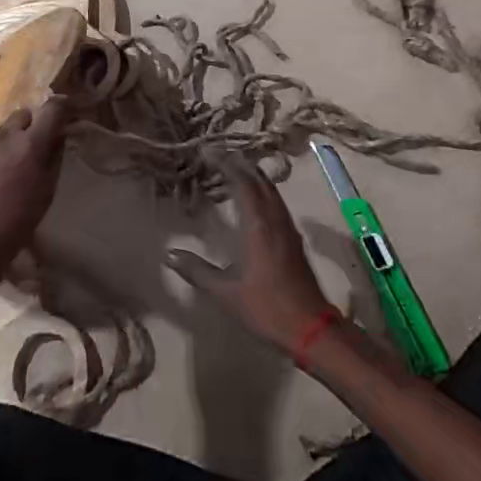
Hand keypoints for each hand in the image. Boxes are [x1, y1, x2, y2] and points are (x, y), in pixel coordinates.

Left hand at [0, 98, 69, 275]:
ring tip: (7, 171)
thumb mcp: (46, 192)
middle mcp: (3, 137)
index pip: (52, 108)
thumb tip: (58, 137)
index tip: (67, 114)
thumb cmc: (15, 224)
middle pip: (23, 115)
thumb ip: (54, 158)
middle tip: (34, 149)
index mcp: (30, 145)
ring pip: (1, 132)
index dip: (62, 107)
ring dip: (9, 143)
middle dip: (32, 126)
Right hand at [167, 154, 336, 350]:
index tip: (209, 152)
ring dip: (254, 176)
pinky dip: (263, 191)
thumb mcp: (226, 293)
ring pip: (272, 191)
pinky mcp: (294, 240)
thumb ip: (197, 271)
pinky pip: (277, 204)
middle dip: (241, 164)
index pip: (243, 184)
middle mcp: (276, 221)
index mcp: (259, 227)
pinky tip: (254, 200)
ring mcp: (288, 230)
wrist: (311, 328)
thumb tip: (169, 254)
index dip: (227, 164)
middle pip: (261, 181)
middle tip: (220, 154)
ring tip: (235, 168)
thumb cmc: (267, 308)